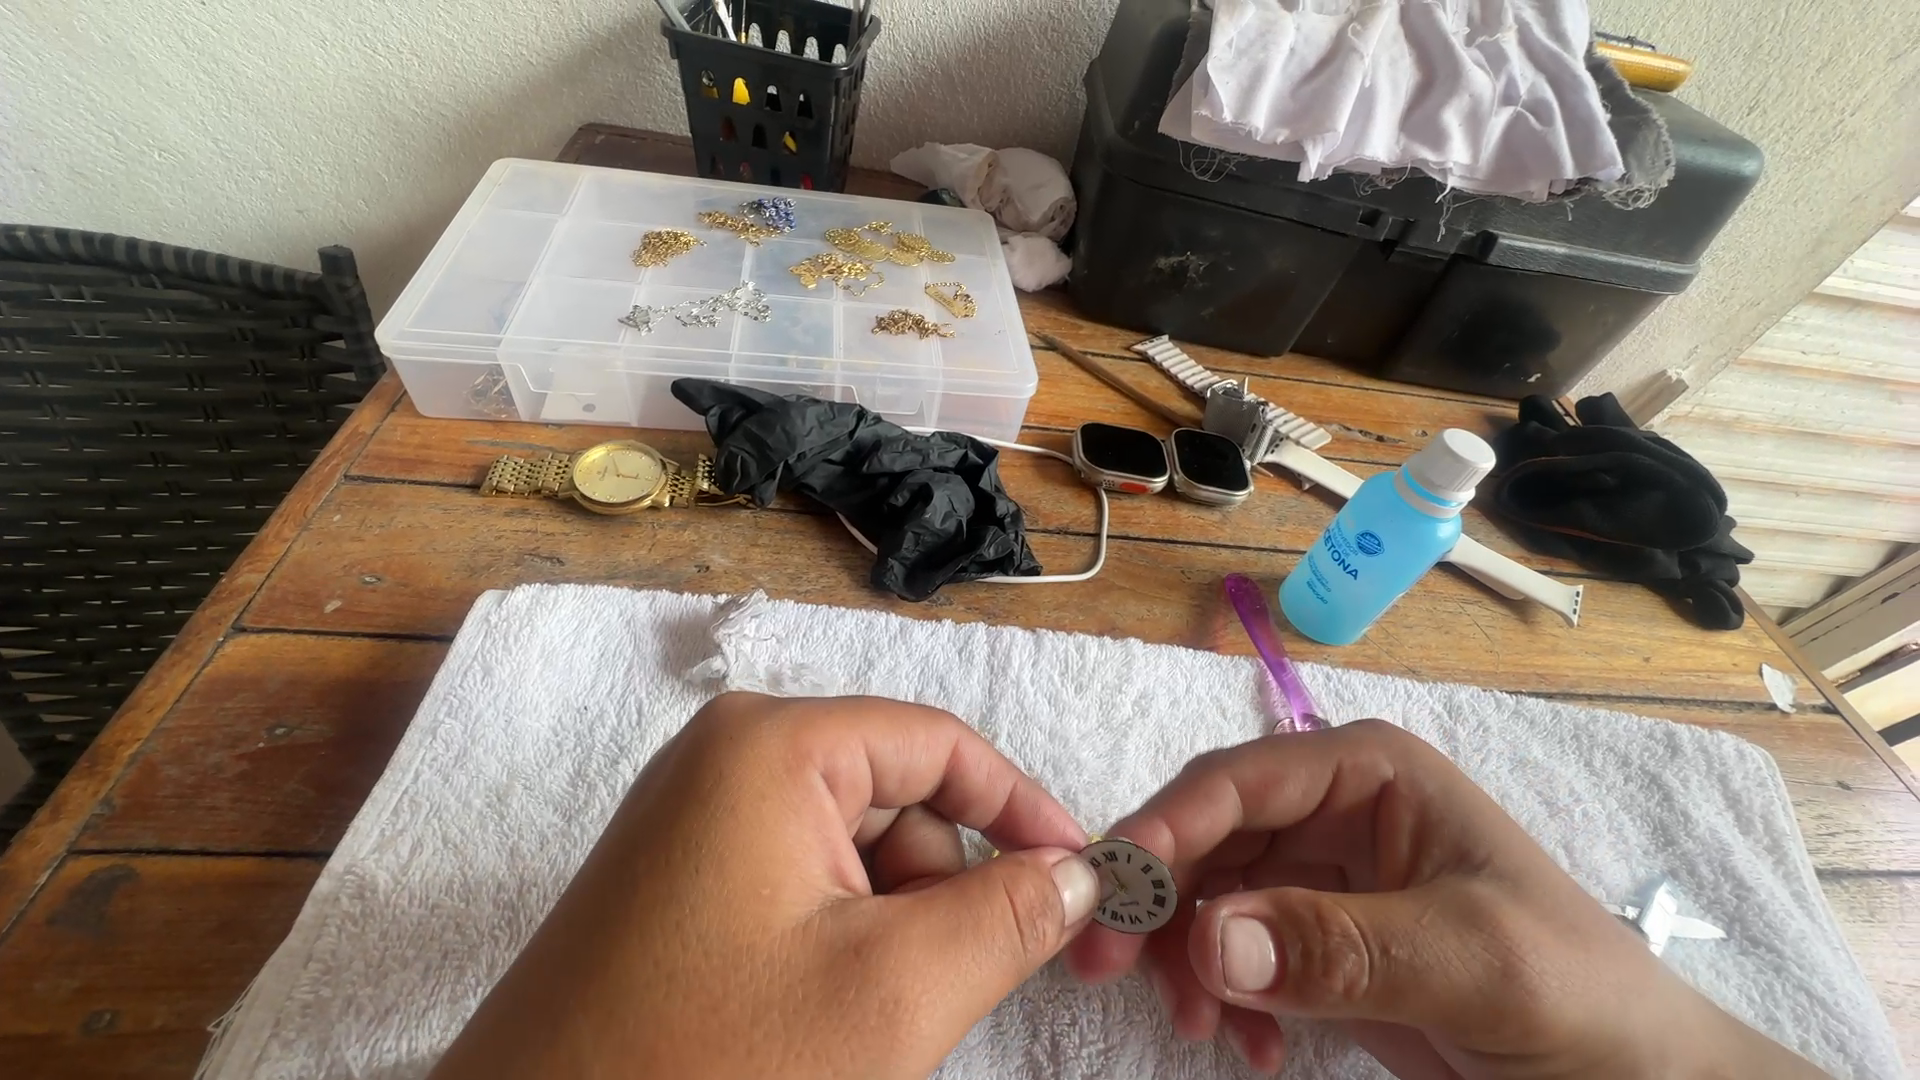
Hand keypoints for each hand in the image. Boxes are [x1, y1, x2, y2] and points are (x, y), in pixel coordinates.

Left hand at [429, 692, 1099, 1079]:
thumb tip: (1082, 872)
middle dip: (941, 884)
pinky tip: (818, 1014)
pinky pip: (803, 878)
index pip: (936, 742)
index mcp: (773, 743)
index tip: (1082, 871)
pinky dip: (842, 936)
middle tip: (945, 984)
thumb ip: (1009, 916)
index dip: (1020, 804)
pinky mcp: (682, 873)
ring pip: (853, 846)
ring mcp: (698, 813)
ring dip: (893, 923)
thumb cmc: (712, 1073)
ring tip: (866, 1017)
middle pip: (895, 796)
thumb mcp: (892, 994)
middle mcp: (730, 754)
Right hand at [1066, 719, 1829, 1078]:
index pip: (1238, 781)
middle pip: (1205, 833)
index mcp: (1365, 770)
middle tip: (1105, 966)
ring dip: (1182, 955)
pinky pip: (1229, 945)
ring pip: (1205, 891)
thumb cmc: (1585, 1009)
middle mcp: (1326, 805)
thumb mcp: (1477, 970)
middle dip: (1157, 899)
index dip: (1166, 825)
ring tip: (1196, 1026)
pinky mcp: (1308, 933)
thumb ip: (1342, 948)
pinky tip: (1247, 1048)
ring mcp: (1314, 870)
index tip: (1112, 889)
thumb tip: (1206, 940)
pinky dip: (1219, 992)